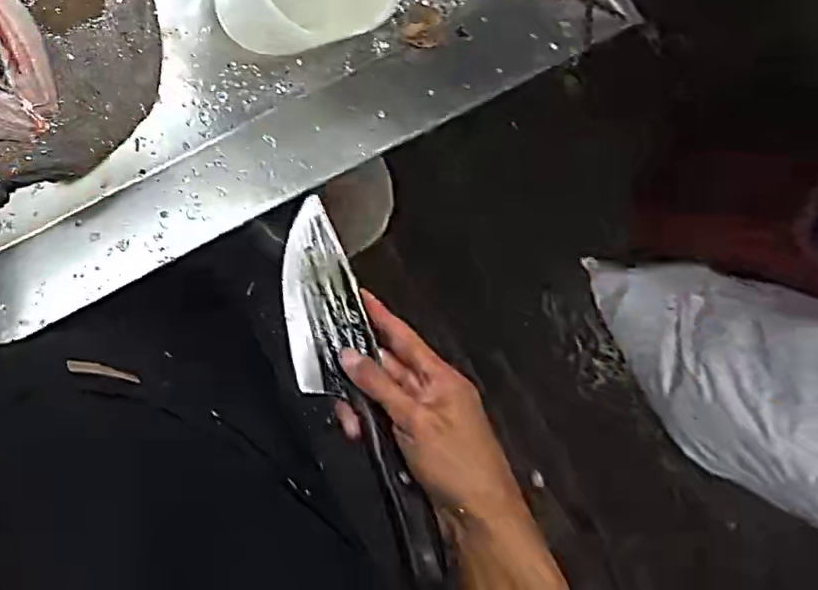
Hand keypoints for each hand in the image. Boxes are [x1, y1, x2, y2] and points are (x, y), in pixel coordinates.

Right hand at [339, 290, 528, 523]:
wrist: (482, 522)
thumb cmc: (465, 471)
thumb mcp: (414, 420)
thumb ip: (378, 384)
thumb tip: (350, 355)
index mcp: (443, 380)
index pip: (403, 336)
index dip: (380, 313)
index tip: (360, 294)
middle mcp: (433, 393)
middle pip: (383, 365)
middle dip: (357, 371)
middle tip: (335, 372)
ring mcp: (424, 415)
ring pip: (376, 392)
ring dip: (359, 402)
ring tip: (354, 419)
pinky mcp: (414, 435)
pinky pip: (379, 415)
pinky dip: (365, 421)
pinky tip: (361, 431)